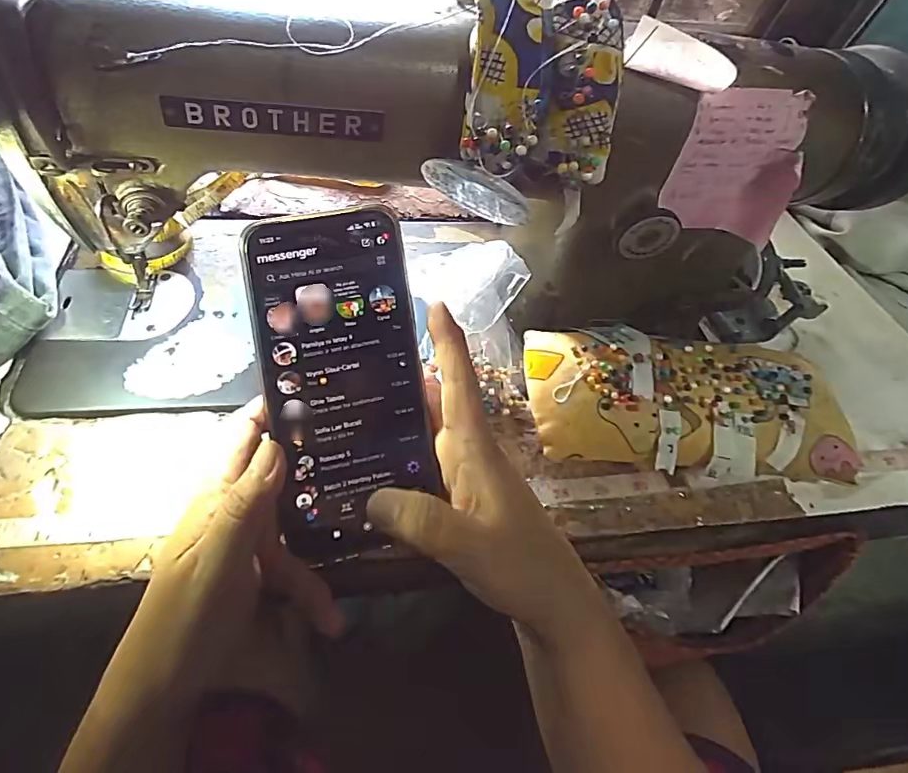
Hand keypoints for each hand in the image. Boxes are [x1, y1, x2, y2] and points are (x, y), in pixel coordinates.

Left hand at [132, 403, 342, 695]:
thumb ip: (246, 502)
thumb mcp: (218, 558)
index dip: (270, 407)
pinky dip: (310, 591)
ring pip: (290, 530)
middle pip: (277, 475)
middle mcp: (231, 508)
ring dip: (315, 555)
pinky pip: (289, 570)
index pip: (242, 433)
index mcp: (216, 493)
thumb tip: (275, 442)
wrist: (161, 688)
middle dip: (312, 469)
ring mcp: (243, 541)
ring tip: (347, 567)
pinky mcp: (252, 572)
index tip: (313, 388)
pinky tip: (330, 619)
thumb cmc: (185, 615)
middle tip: (355, 452)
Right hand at [366, 304, 606, 642]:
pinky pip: (420, 461)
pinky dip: (398, 450)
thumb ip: (422, 522)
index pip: (459, 382)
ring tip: (354, 392)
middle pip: (436, 397)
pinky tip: (370, 459)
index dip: (449, 341)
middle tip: (363, 348)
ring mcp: (461, 475)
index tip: (435, 303)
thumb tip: (369, 496)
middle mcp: (466, 452)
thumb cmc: (521, 565)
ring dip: (400, 407)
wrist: (553, 605)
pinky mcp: (454, 499)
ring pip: (426, 428)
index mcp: (474, 447)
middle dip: (408, 366)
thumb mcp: (470, 545)